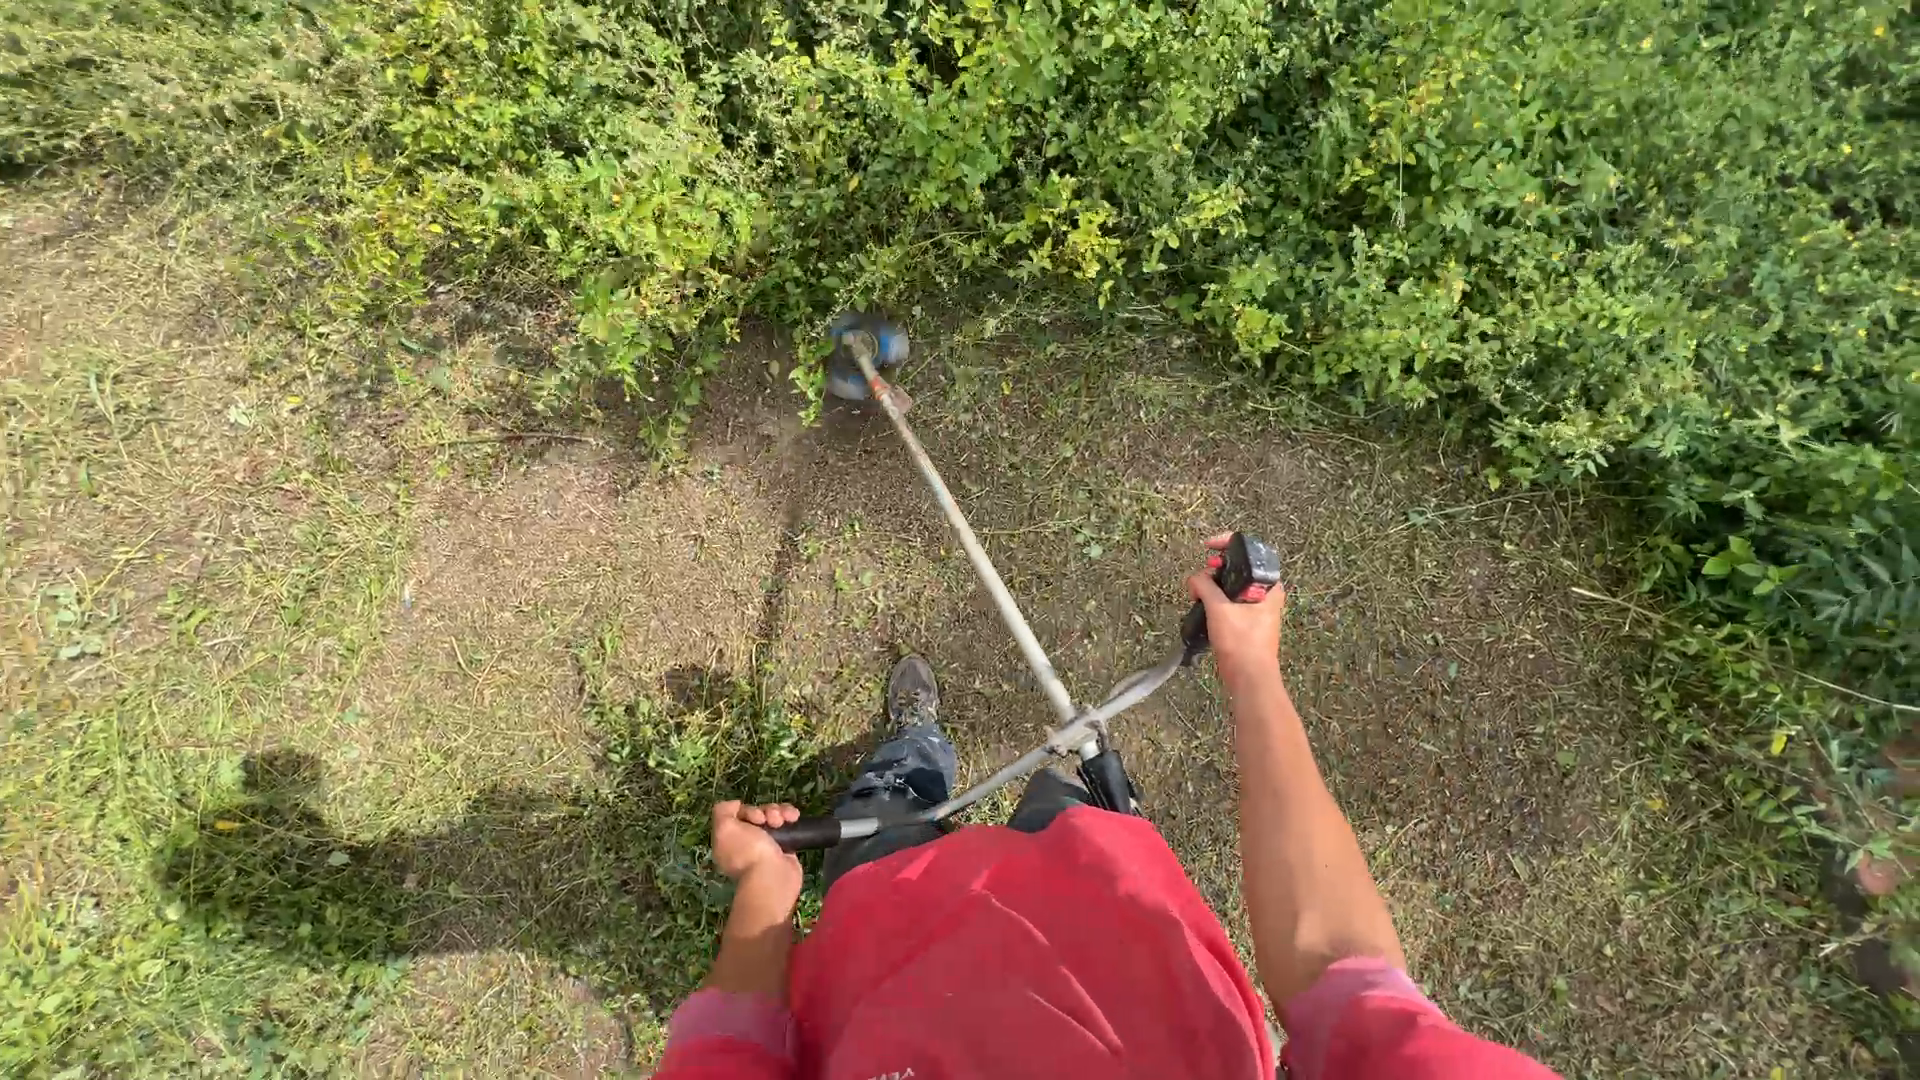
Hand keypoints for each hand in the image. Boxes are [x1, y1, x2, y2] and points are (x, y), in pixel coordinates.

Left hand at [710, 800, 803, 900]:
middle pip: (756, 814)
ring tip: (785, 820)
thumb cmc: (748, 852)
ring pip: (772, 816)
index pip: (738, 815)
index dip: (748, 811)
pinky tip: (794, 817)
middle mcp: (746, 842)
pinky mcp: (784, 846)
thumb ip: (722, 811)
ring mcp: (766, 845)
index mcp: (729, 840)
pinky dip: (790, 816)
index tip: (756, 818)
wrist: (773, 876)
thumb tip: (735, 804)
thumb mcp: (724, 829)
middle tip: (771, 821)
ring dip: (779, 812)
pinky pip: (786, 824)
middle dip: (766, 811)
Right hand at [1186, 532, 1285, 690]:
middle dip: (1214, 571)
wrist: (1249, 678)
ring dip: (1211, 588)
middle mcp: (1266, 593)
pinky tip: (1203, 609)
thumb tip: (1194, 579)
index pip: (1249, 552)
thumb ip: (1204, 586)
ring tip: (1198, 597)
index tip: (1207, 547)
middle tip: (1200, 579)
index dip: (1226, 544)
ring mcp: (1257, 608)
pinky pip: (1228, 602)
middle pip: (1237, 569)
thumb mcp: (1218, 608)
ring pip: (1230, 586)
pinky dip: (1214, 601)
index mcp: (1269, 585)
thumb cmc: (1240, 641)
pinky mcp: (1247, 622)